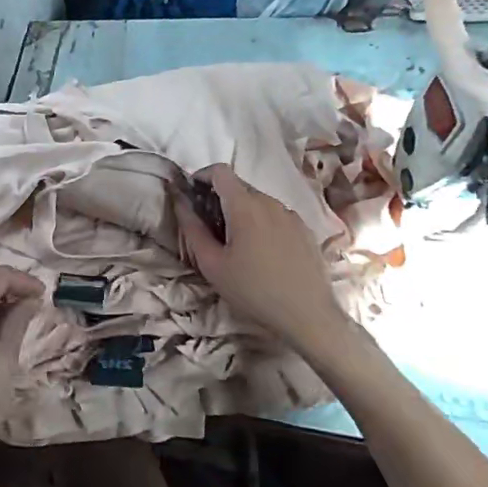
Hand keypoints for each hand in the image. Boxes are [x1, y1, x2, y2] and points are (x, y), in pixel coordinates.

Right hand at [174, 164, 352, 353]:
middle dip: (220, 198)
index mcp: (245, 205)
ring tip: (238, 244)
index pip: (220, 171)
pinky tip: (263, 253)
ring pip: (259, 202)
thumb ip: (192, 228)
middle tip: (211, 228)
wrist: (308, 315)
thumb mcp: (212, 264)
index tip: (193, 196)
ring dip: (242, 212)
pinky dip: (262, 223)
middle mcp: (270, 201)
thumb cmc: (253, 290)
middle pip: (239, 187)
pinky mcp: (305, 229)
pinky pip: (276, 216)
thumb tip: (179, 201)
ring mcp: (291, 214)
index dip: (202, 176)